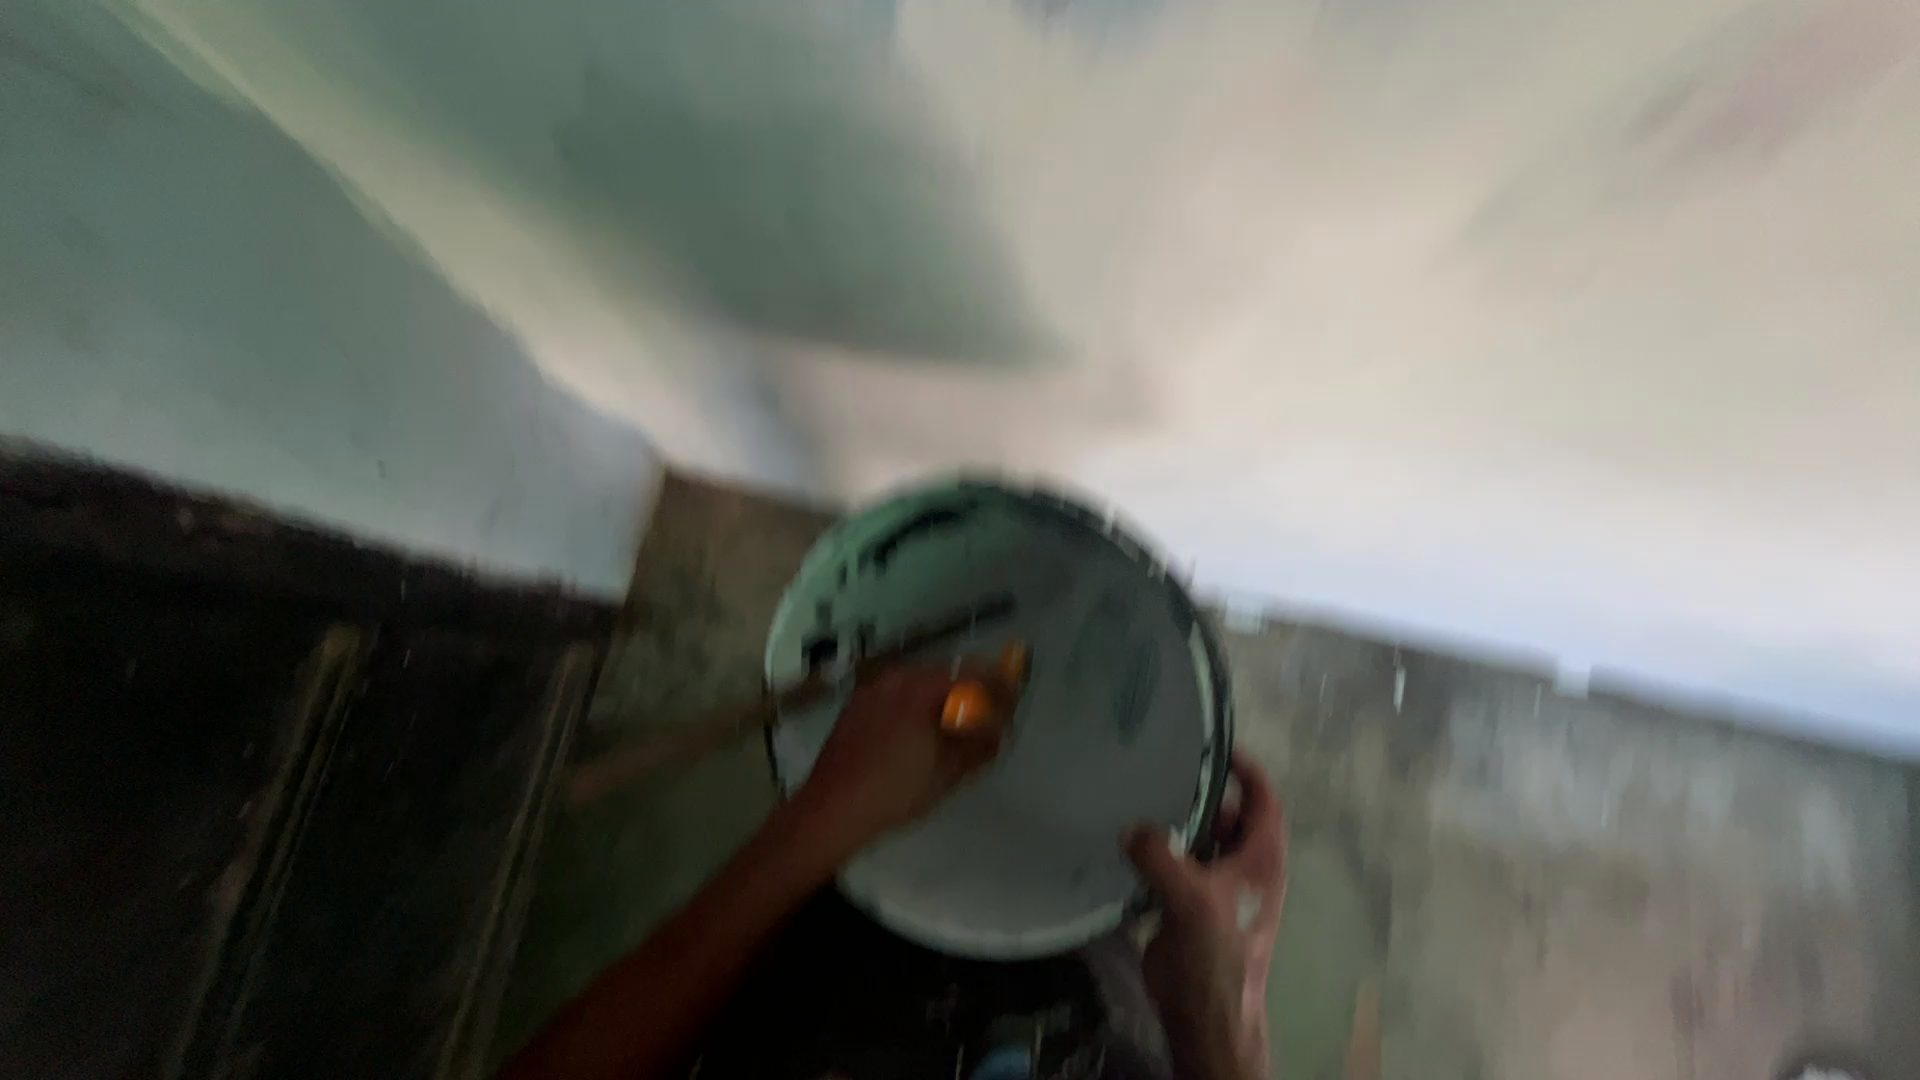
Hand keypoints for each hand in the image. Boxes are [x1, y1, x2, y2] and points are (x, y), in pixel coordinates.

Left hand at [790, 663, 1009, 854]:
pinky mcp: (857, 704)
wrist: (829, 810)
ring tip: (954, 724)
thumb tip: (998, 730)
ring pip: (919, 683)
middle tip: (987, 714)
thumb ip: (978, 745)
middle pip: (945, 674)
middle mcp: (895, 679)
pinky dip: (915, 704)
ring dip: (941, 696)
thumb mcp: (946, 774)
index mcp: (919, 690)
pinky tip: (918, 731)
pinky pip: (897, 694)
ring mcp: (872, 689)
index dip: (998, 684)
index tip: (1014, 695)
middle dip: (970, 690)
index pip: (971, 675)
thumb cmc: (893, 793)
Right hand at [1125, 750, 1287, 1079]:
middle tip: (1163, 769)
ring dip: (1175, 820)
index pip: (1264, 801)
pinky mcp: (1188, 903)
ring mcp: (1215, 886)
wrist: (1205, 1016)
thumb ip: (1161, 854)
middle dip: (1201, 793)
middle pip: (1227, 815)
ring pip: (1199, 838)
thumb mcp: (1192, 899)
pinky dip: (1157, 847)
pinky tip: (1128, 838)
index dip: (1248, 772)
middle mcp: (1243, 867)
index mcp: (1262, 860)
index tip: (1219, 746)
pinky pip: (1174, 862)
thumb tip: (1132, 828)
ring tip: (1140, 796)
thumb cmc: (1216, 954)